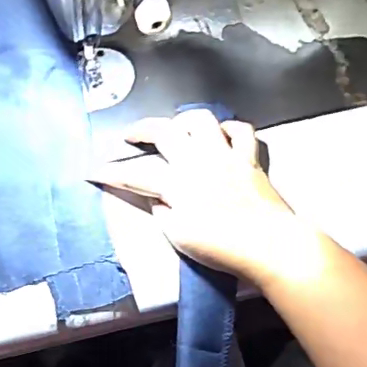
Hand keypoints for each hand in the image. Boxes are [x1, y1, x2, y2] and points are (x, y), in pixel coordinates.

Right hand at [92, 110, 321, 282]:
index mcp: (177, 183)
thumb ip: (164, 214)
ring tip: (177, 129)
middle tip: (131, 135)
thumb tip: (160, 201)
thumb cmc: (222, 247)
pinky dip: (230, 129)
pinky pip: (241, 131)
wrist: (270, 245)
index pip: (136, 174)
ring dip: (185, 120)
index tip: (96, 171)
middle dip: (141, 129)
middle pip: (164, 131)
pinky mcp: (250, 159)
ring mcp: (226, 156)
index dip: (113, 172)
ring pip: (202, 120)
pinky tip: (223, 136)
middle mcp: (198, 161)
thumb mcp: (179, 237)